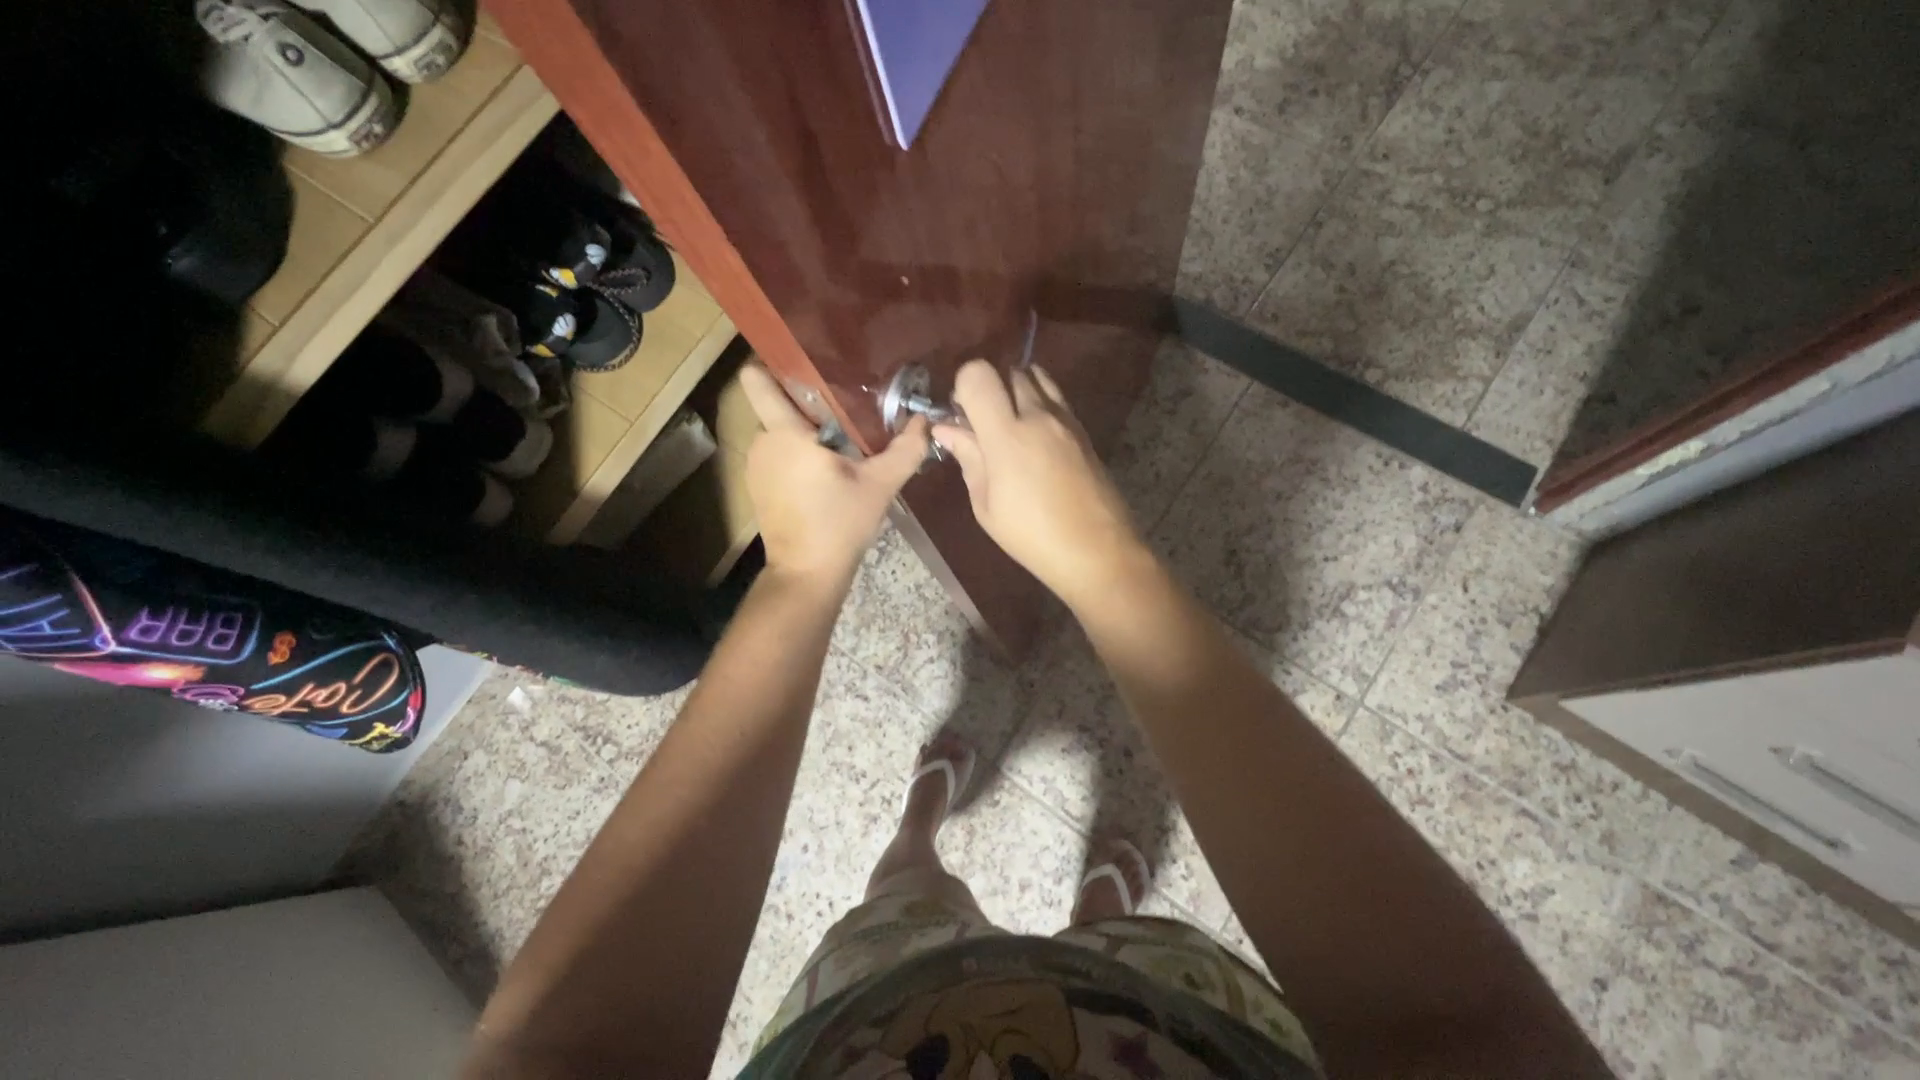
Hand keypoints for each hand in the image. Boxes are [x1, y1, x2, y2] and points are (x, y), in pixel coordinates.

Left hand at [740, 363, 928, 583]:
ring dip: (808, 435)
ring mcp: (756, 466)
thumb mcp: (880, 485)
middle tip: (851, 411)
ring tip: (845, 442)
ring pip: (784, 433)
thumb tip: (925, 421)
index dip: (776, 364)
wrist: (806, 574)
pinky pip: (779, 456)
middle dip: (812, 407)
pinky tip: (829, 470)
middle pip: (785, 408)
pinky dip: (799, 456)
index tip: (803, 358)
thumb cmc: (839, 524)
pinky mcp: (758, 486)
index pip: (761, 382)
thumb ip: (905, 449)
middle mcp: (763, 443)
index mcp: (786, 433)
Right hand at [931, 360, 1151, 608]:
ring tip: (1009, 425)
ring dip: (1017, 389)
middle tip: (981, 421)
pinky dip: (1039, 402)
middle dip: (990, 387)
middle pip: (1008, 371)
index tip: (959, 413)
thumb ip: (968, 457)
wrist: (1096, 551)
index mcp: (1007, 434)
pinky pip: (1056, 397)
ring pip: (1037, 377)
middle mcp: (1038, 415)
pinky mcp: (1083, 430)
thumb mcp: (986, 505)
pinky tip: (1034, 437)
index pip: (978, 374)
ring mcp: (1065, 420)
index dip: (963, 385)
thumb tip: (947, 428)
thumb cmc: (1032, 536)